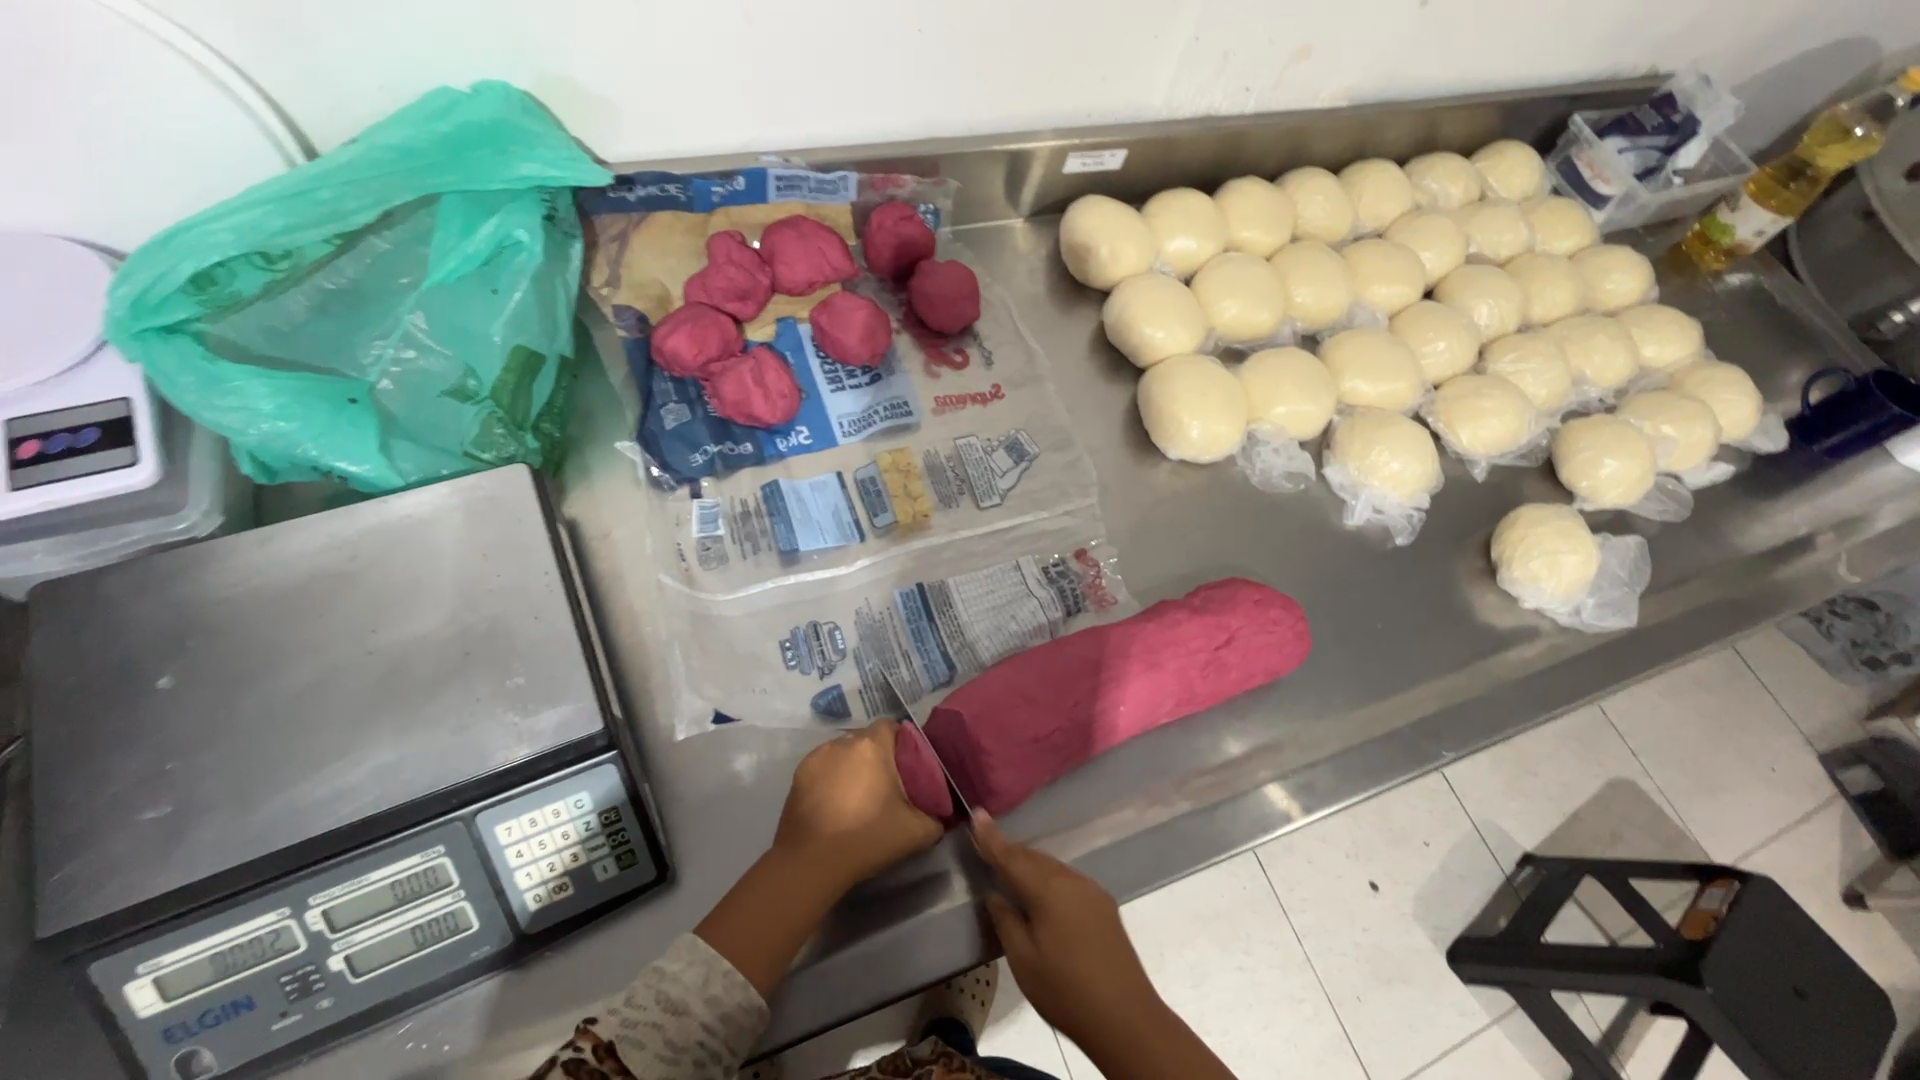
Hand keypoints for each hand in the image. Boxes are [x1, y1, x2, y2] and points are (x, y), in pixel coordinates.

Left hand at [773, 719, 942, 892]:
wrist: (811, 862)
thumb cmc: (867, 838)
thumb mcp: (918, 832)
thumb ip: (937, 817)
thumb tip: (941, 814)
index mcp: (872, 745)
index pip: (892, 725)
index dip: (903, 743)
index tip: (908, 768)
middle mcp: (842, 742)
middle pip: (867, 739)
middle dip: (878, 756)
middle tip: (887, 786)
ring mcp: (816, 757)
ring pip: (843, 752)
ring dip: (853, 766)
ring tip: (859, 796)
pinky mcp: (798, 775)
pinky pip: (824, 767)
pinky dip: (832, 778)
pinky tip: (836, 805)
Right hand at [971, 810, 1165, 1048]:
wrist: (1126, 1018)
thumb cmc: (1065, 991)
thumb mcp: (1023, 959)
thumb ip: (1006, 920)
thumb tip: (996, 894)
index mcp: (1049, 889)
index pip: (1012, 857)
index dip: (991, 838)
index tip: (977, 814)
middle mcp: (1072, 881)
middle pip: (1034, 858)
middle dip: (1010, 851)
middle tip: (986, 843)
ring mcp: (1092, 892)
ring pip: (1052, 868)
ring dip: (1030, 865)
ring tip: (1009, 869)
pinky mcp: (1104, 907)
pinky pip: (1067, 881)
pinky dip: (1048, 879)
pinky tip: (1040, 894)